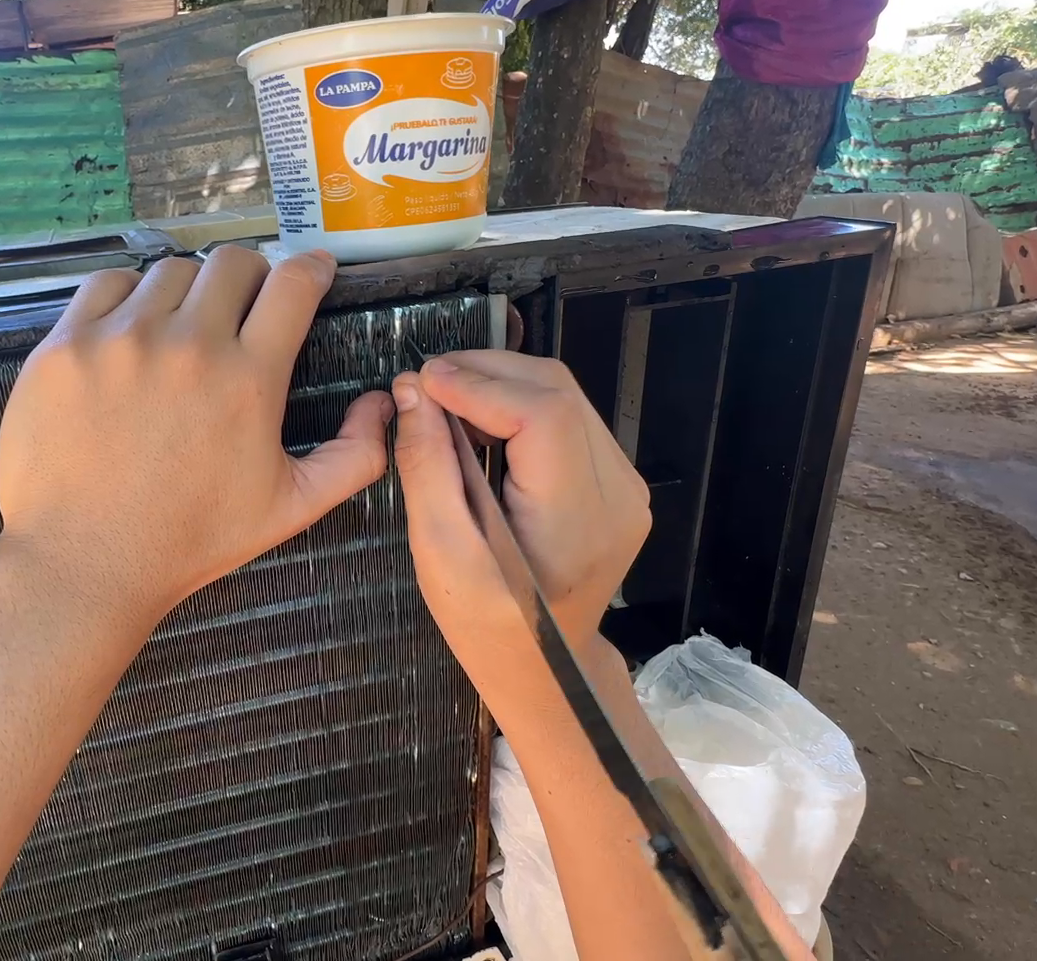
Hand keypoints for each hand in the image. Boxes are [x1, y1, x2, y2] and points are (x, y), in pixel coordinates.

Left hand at [0, 248, 394, 620]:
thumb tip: (382, 403)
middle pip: (233, 263)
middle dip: (250, 278)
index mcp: (248, 379)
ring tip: (181, 328)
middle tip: (242, 309)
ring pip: (171, 271)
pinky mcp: (66, 345)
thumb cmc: (191, 538)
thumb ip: (355, 457)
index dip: (311, 269)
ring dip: (189, 291)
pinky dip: (128, 297)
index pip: (292, 284)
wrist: (84, 562)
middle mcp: (188, 344)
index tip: (312, 271)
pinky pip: (107, 285)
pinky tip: (130, 331)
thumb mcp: (291, 509)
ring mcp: (121, 339)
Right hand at [391, 351, 650, 684]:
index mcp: (579, 518)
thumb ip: (426, 465)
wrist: (542, 666)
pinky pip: (565, 418)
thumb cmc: (483, 621)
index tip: (422, 379)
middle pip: (557, 392)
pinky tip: (478, 416)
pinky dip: (517, 403)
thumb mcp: (439, 550)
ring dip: (500, 381)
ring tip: (444, 393)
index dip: (480, 385)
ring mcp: (624, 485)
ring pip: (563, 396)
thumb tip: (412, 389)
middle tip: (425, 379)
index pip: (543, 415)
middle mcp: (618, 492)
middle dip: (486, 370)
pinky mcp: (614, 482)